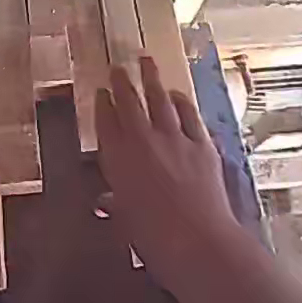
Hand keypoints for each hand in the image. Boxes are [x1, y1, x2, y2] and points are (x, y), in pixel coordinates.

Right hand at [95, 58, 256, 302]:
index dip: (102, 103)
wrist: (197, 240)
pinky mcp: (201, 144)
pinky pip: (188, 115)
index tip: (100, 91)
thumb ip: (115, 203)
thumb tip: (105, 202)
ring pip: (159, 100)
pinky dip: (180, 102)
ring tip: (146, 61)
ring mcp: (173, 138)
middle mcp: (141, 140)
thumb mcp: (125, 219)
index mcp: (116, 157)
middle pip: (129, 102)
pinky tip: (177, 94)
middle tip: (118, 66)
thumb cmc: (152, 237)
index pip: (105, 121)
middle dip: (122, 82)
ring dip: (151, 79)